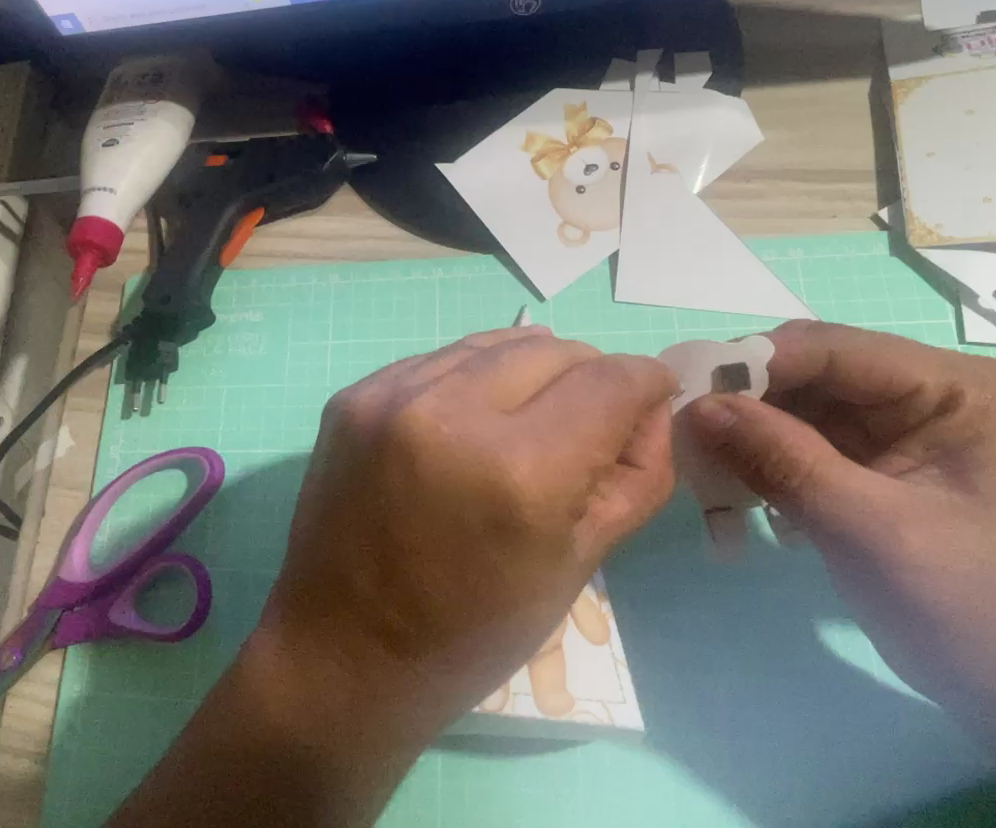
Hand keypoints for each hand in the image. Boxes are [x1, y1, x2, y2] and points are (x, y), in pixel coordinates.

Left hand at [254, 326, 676, 739]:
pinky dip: (470, 380)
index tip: (650, 397)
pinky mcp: (353, 396)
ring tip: (526, 420)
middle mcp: (451, 413)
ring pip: (495, 344)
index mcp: (519, 472)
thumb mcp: (578, 565)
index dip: (646, 384)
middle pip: (555, 350)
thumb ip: (635, 475)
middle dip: (589, 378)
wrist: (343, 650)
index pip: (611, 381)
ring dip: (528, 372)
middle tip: (586, 424)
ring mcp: (391, 397)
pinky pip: (438, 360)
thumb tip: (652, 405)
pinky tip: (467, 425)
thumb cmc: (471, 633)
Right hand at [680, 321, 995, 757]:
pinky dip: (763, 470)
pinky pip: (798, 445)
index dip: (751, 365)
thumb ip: (783, 461)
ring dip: (745, 443)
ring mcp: (898, 428)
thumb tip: (696, 405)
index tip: (683, 397)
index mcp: (953, 388)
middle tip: (685, 446)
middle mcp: (925, 391)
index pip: (830, 349)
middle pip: (805, 374)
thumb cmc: (975, 613)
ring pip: (792, 409)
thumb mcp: (871, 532)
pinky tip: (740, 509)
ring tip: (705, 486)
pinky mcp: (875, 463)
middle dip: (743, 407)